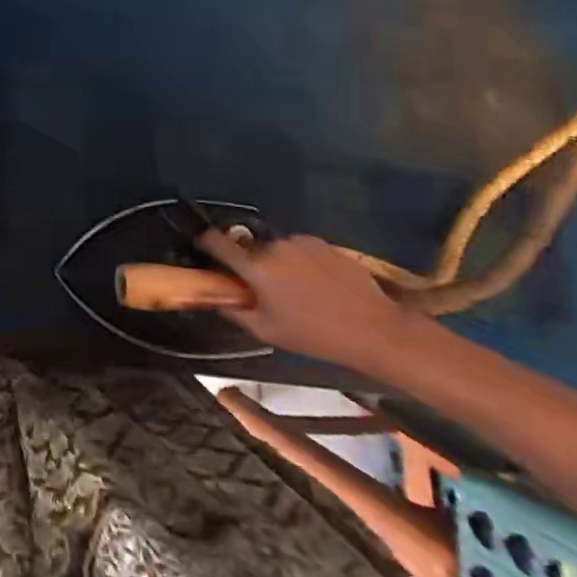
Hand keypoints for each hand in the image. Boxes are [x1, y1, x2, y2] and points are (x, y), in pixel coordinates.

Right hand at [197, 232, 418, 368]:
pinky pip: (300, 250)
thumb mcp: (266, 331)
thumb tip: (219, 298)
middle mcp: (275, 246)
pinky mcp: (324, 244)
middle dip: (250, 265)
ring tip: (295, 290)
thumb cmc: (314, 334)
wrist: (373, 328)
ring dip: (277, 264)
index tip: (203, 249)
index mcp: (256, 266)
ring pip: (277, 250)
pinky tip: (317, 285)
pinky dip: (300, 263)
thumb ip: (235, 312)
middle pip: (250, 249)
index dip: (205, 243)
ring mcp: (302, 242)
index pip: (216, 242)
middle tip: (262, 289)